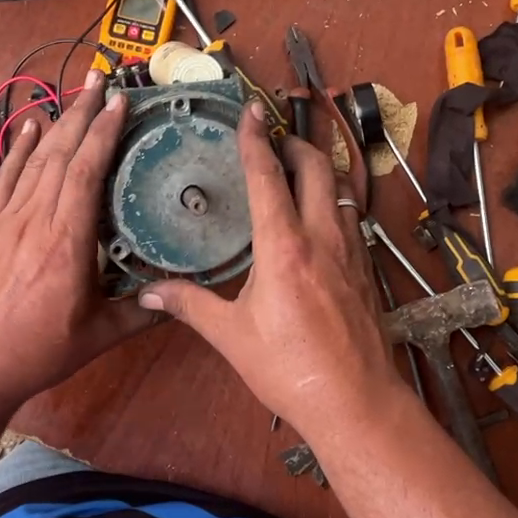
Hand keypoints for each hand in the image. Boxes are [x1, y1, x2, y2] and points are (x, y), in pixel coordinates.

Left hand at [0, 71, 158, 407]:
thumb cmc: (41, 349)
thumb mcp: (101, 336)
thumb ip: (144, 312)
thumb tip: (183, 294)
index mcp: (68, 240)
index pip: (87, 171)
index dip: (104, 132)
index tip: (120, 103)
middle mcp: (37, 218)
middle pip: (62, 152)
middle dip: (83, 112)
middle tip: (102, 78)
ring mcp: (9, 219)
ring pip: (37, 159)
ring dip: (58, 121)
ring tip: (78, 92)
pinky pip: (7, 177)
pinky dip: (20, 148)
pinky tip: (32, 124)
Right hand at [139, 102, 404, 438]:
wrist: (356, 402)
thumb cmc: (288, 368)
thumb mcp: (231, 336)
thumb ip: (190, 305)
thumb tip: (150, 292)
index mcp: (283, 247)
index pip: (267, 177)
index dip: (255, 141)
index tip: (250, 114)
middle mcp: (321, 237)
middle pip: (318, 168)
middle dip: (297, 144)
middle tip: (276, 140)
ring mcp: (351, 251)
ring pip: (342, 189)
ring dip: (322, 169)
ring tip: (300, 168)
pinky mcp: (367, 269)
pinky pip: (354, 218)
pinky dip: (337, 201)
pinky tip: (324, 217)